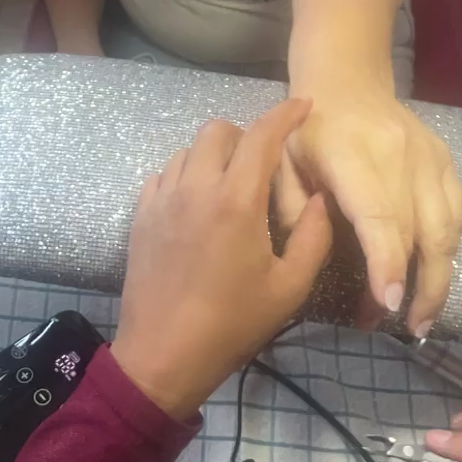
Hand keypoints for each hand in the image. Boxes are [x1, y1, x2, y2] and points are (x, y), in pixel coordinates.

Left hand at [111, 99, 335, 416]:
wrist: (164, 354)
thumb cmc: (233, 324)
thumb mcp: (289, 287)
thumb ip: (314, 236)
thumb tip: (321, 198)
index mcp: (236, 201)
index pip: (262, 135)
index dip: (286, 114)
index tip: (303, 107)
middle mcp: (195, 188)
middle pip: (217, 131)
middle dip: (244, 137)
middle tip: (261, 166)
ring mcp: (162, 201)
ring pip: (186, 151)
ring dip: (212, 157)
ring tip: (228, 188)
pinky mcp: (140, 218)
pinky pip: (163, 176)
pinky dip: (184, 178)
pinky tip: (196, 206)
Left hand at [274, 90, 461, 335]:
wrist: (346, 78)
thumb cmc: (305, 132)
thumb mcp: (284, 167)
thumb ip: (295, 211)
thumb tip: (317, 254)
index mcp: (353, 160)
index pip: (379, 218)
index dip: (386, 263)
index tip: (390, 304)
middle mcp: (401, 159)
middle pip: (424, 232)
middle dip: (421, 288)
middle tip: (412, 330)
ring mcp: (429, 158)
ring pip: (449, 227)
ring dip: (441, 276)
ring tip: (425, 315)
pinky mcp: (444, 160)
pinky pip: (457, 212)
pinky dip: (449, 248)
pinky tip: (435, 273)